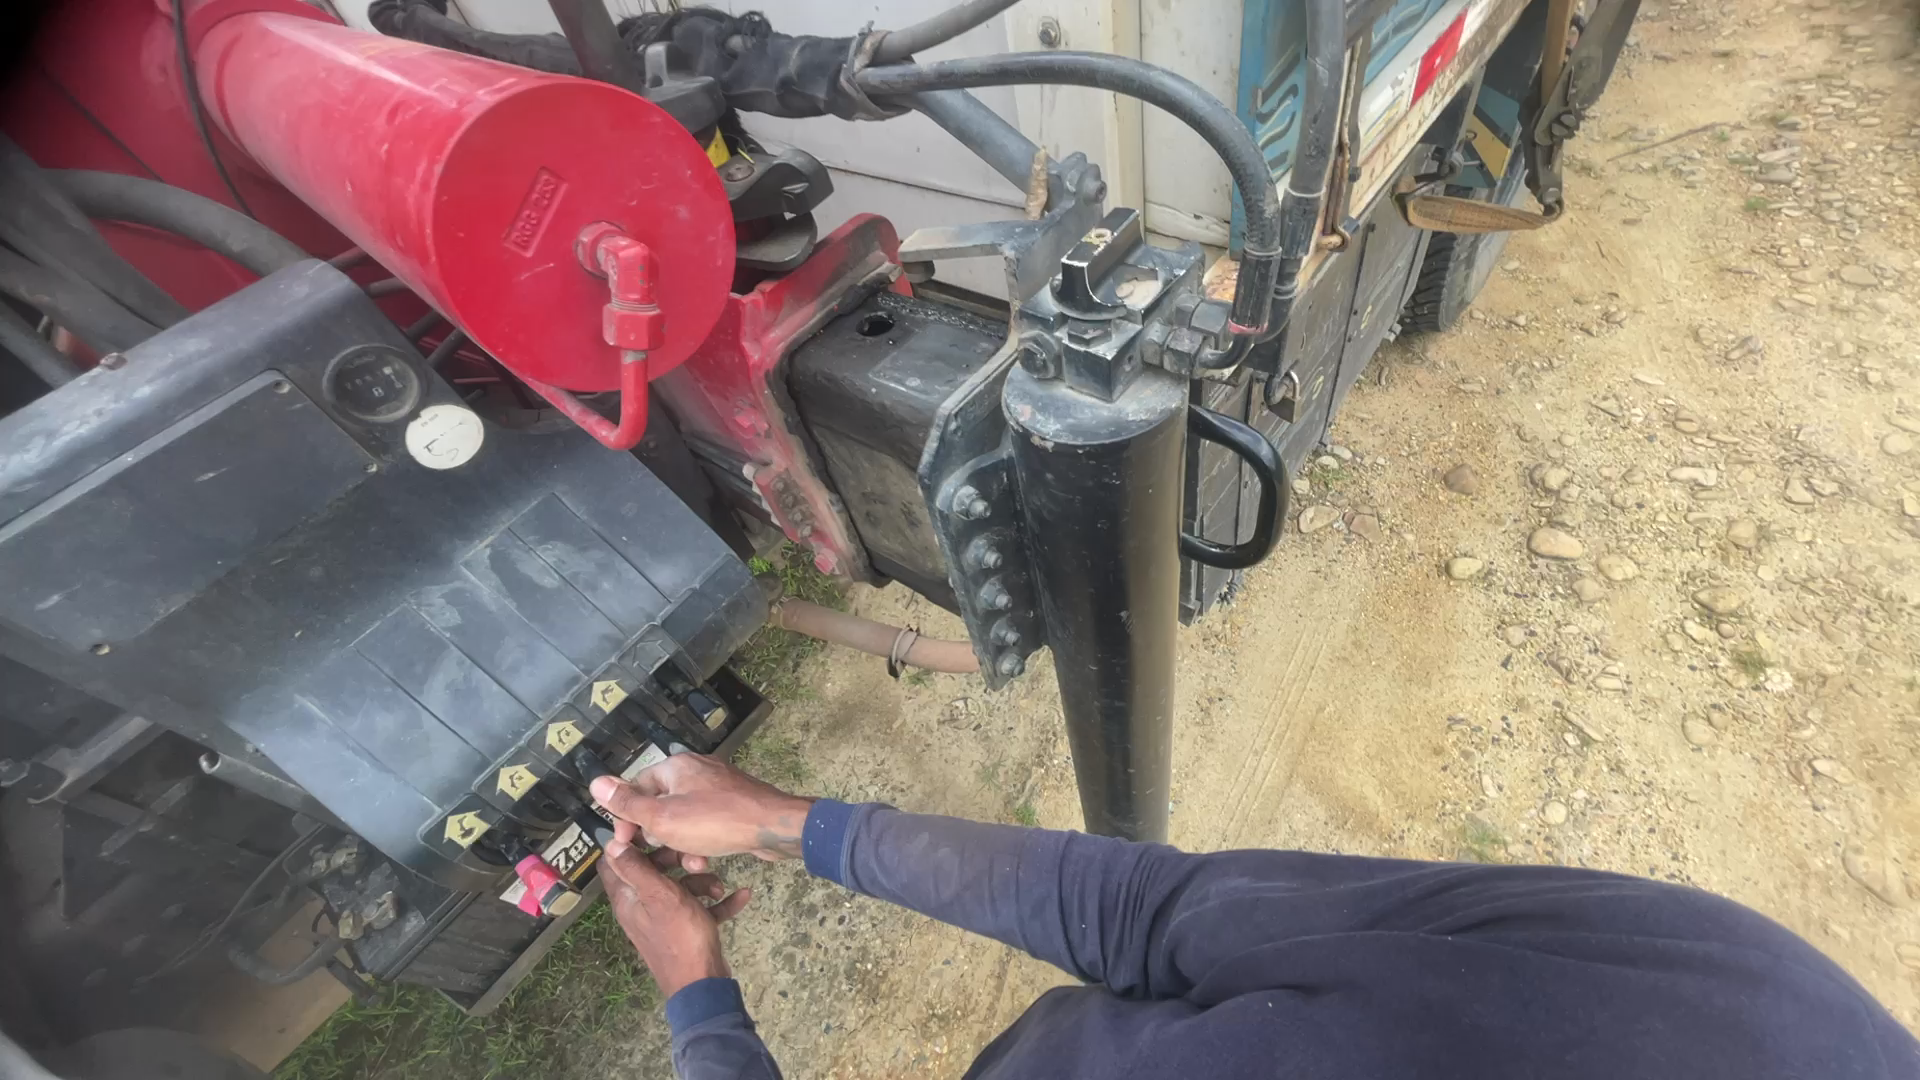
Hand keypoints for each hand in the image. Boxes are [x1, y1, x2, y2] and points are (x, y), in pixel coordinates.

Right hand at [591, 753, 813, 863]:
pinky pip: (705, 822)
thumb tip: (595, 781)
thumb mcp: (663, 817)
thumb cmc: (715, 820)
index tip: (627, 844)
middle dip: (658, 834)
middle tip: (664, 853)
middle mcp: (695, 770)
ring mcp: (716, 785)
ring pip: (682, 818)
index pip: (635, 788)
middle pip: (659, 804)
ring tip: (691, 861)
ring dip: (681, 844)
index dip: (627, 818)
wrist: (771, 826)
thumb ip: (628, 803)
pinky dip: (701, 841)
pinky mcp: (732, 802)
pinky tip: (706, 859)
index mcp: (676, 766)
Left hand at [599, 840, 750, 998]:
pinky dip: (720, 902)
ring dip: (704, 881)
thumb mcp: (660, 896)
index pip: (615, 863)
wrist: (703, 984)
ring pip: (681, 886)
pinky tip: (742, 895)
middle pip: (655, 869)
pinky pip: (702, 907)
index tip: (653, 827)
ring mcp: (665, 918)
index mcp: (630, 898)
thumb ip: (638, 870)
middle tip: (698, 859)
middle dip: (678, 860)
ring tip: (719, 887)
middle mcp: (643, 906)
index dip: (629, 842)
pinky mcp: (687, 929)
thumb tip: (613, 843)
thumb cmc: (680, 936)